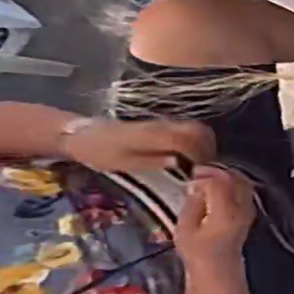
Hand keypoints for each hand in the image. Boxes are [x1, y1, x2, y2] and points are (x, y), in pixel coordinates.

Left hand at [60, 118, 215, 172]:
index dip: (199, 154)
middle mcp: (165, 125)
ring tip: (199, 163)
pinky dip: (198, 142)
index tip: (199, 170)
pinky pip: (192, 129)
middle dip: (208, 149)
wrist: (84, 134)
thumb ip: (151, 161)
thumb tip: (180, 163)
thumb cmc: (100, 152)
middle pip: (200, 131)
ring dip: (205, 145)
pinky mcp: (166, 125)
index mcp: (154, 135)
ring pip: (199, 129)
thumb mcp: (120, 162)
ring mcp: (167, 123)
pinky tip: (191, 155)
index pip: (189, 138)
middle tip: (203, 168)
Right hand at [174, 166, 254, 267]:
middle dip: (218, 172)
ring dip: (227, 175)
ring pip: (243, 182)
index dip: (204, 177)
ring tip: (207, 175)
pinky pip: (245, 189)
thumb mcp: (185, 228)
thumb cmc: (197, 250)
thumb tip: (197, 186)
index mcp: (225, 213)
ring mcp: (249, 209)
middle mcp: (242, 208)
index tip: (190, 176)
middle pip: (235, 180)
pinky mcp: (250, 210)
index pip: (219, 185)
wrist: (219, 264)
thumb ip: (192, 204)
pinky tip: (218, 184)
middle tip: (199, 170)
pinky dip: (233, 182)